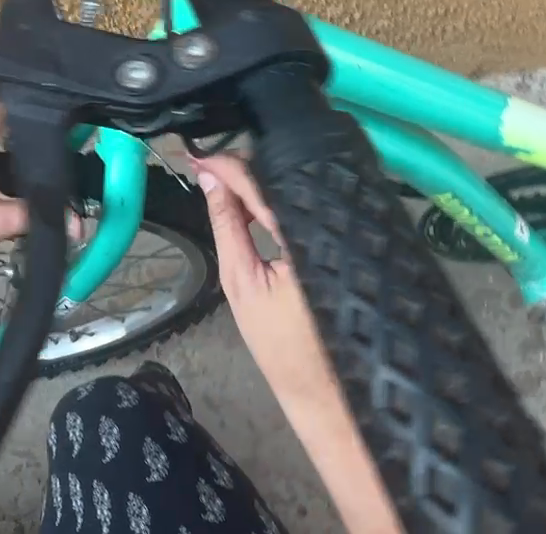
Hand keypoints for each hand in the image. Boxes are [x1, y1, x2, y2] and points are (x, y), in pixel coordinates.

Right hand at [197, 152, 402, 532]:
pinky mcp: (349, 238)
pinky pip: (308, 202)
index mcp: (303, 229)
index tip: (195, 153)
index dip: (225, 162)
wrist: (331, 392)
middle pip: (281, 172)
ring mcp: (344, 228)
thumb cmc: (282, 345)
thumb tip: (209, 177)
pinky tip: (256, 203)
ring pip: (295, 183)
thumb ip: (227, 224)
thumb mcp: (242, 282)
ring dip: (258, 179)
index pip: (259, 178)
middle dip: (241, 164)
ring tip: (224, 182)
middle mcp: (330, 219)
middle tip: (205, 165)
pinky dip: (278, 196)